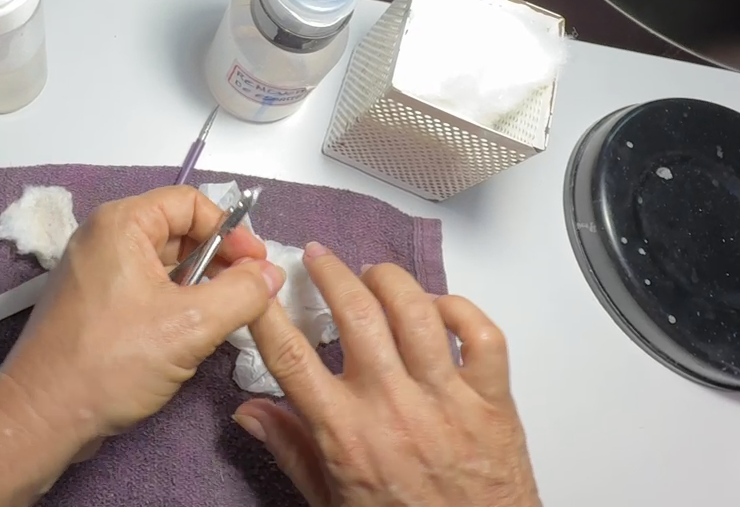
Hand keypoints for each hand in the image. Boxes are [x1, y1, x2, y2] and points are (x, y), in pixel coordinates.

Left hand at [0, 186, 285, 452]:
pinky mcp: (93, 299)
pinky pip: (145, 284)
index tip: (256, 265)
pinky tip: (189, 332)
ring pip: (163, 261)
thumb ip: (240, 294)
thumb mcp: (189, 326)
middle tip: (247, 294)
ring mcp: (96, 267)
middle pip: (178, 230)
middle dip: (217, 260)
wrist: (40, 417)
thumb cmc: (111, 361)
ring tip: (222, 317)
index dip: (229, 230)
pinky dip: (173, 300)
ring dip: (198, 284)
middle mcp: (105, 234)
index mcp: (122, 222)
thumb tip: (271, 274)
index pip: (189, 202)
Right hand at [233, 244, 539, 506]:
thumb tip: (247, 410)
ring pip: (415, 309)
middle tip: (319, 257)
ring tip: (373, 275)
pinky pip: (481, 334)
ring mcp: (447, 401)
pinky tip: (436, 307)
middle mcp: (394, 408)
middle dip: (330, 270)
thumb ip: (291, 450)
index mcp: (348, 434)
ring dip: (387, 279)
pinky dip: (458, 307)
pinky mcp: (493, 401)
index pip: (291, 357)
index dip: (266, 311)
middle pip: (355, 311)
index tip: (256, 284)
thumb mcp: (332, 503)